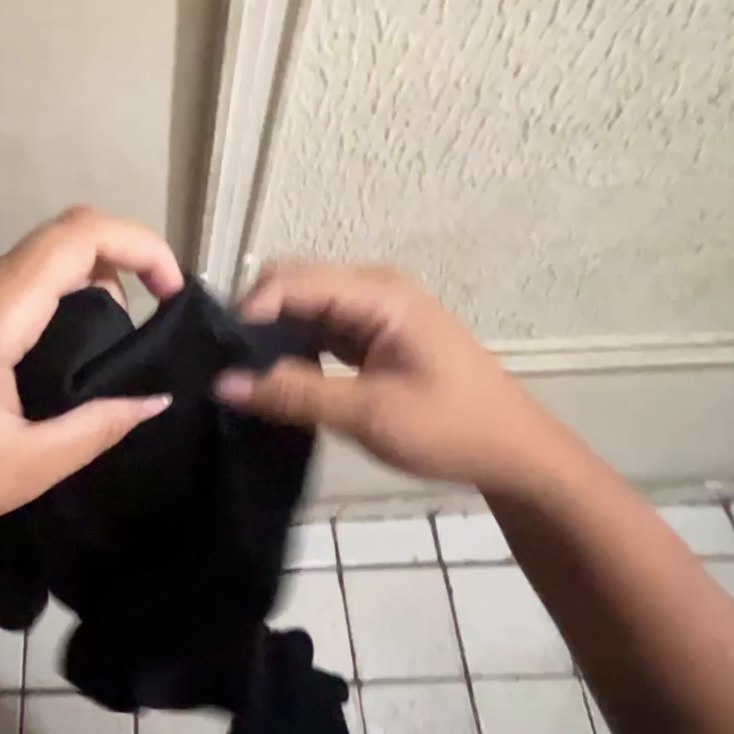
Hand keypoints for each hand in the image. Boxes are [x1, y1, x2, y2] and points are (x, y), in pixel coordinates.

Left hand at [0, 207, 183, 568]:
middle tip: (147, 340)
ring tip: (109, 360)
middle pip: (62, 243)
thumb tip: (154, 397)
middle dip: (121, 272)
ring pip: (36, 266)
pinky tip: (58, 365)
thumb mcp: (22, 468)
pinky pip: (10, 288)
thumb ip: (97, 427)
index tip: (175, 293)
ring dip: (86, 293)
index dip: (141, 245)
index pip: (79, 233)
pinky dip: (53, 306)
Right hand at [213, 264, 582, 495]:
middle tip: (229, 368)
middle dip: (256, 320)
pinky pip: (319, 326)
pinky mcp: (372, 333)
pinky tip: (278, 379)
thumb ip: (294, 395)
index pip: (290, 280)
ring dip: (274, 336)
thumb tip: (223, 383)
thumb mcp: (368, 415)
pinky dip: (294, 348)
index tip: (220, 357)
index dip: (249, 311)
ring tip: (245, 376)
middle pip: (292, 284)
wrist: (513, 452)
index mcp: (377, 293)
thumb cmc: (449, 429)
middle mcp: (372, 288)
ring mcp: (373, 309)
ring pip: (302, 306)